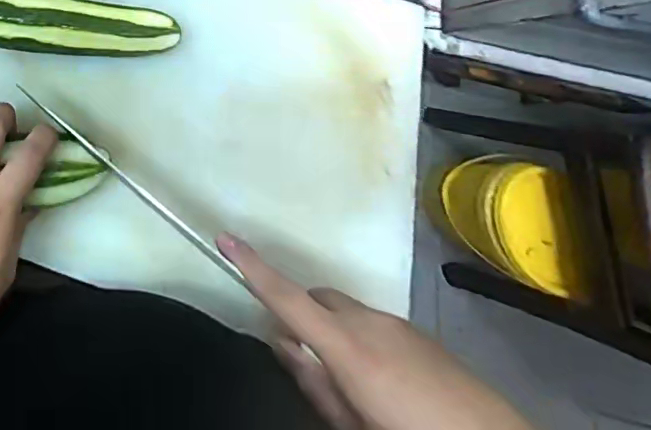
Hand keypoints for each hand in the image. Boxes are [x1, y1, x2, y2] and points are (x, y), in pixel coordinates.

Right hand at [218, 233, 534, 429]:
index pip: (287, 298)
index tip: (225, 239)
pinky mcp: (425, 336)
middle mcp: (369, 322)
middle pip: (317, 299)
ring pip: (347, 312)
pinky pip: (376, 325)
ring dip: (336, 332)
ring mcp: (401, 325)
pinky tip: (388, 383)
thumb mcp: (354, 427)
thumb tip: (284, 343)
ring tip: (355, 382)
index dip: (252, 267)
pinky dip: (364, 340)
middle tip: (307, 360)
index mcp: (347, 347)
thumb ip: (316, 384)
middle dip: (302, 316)